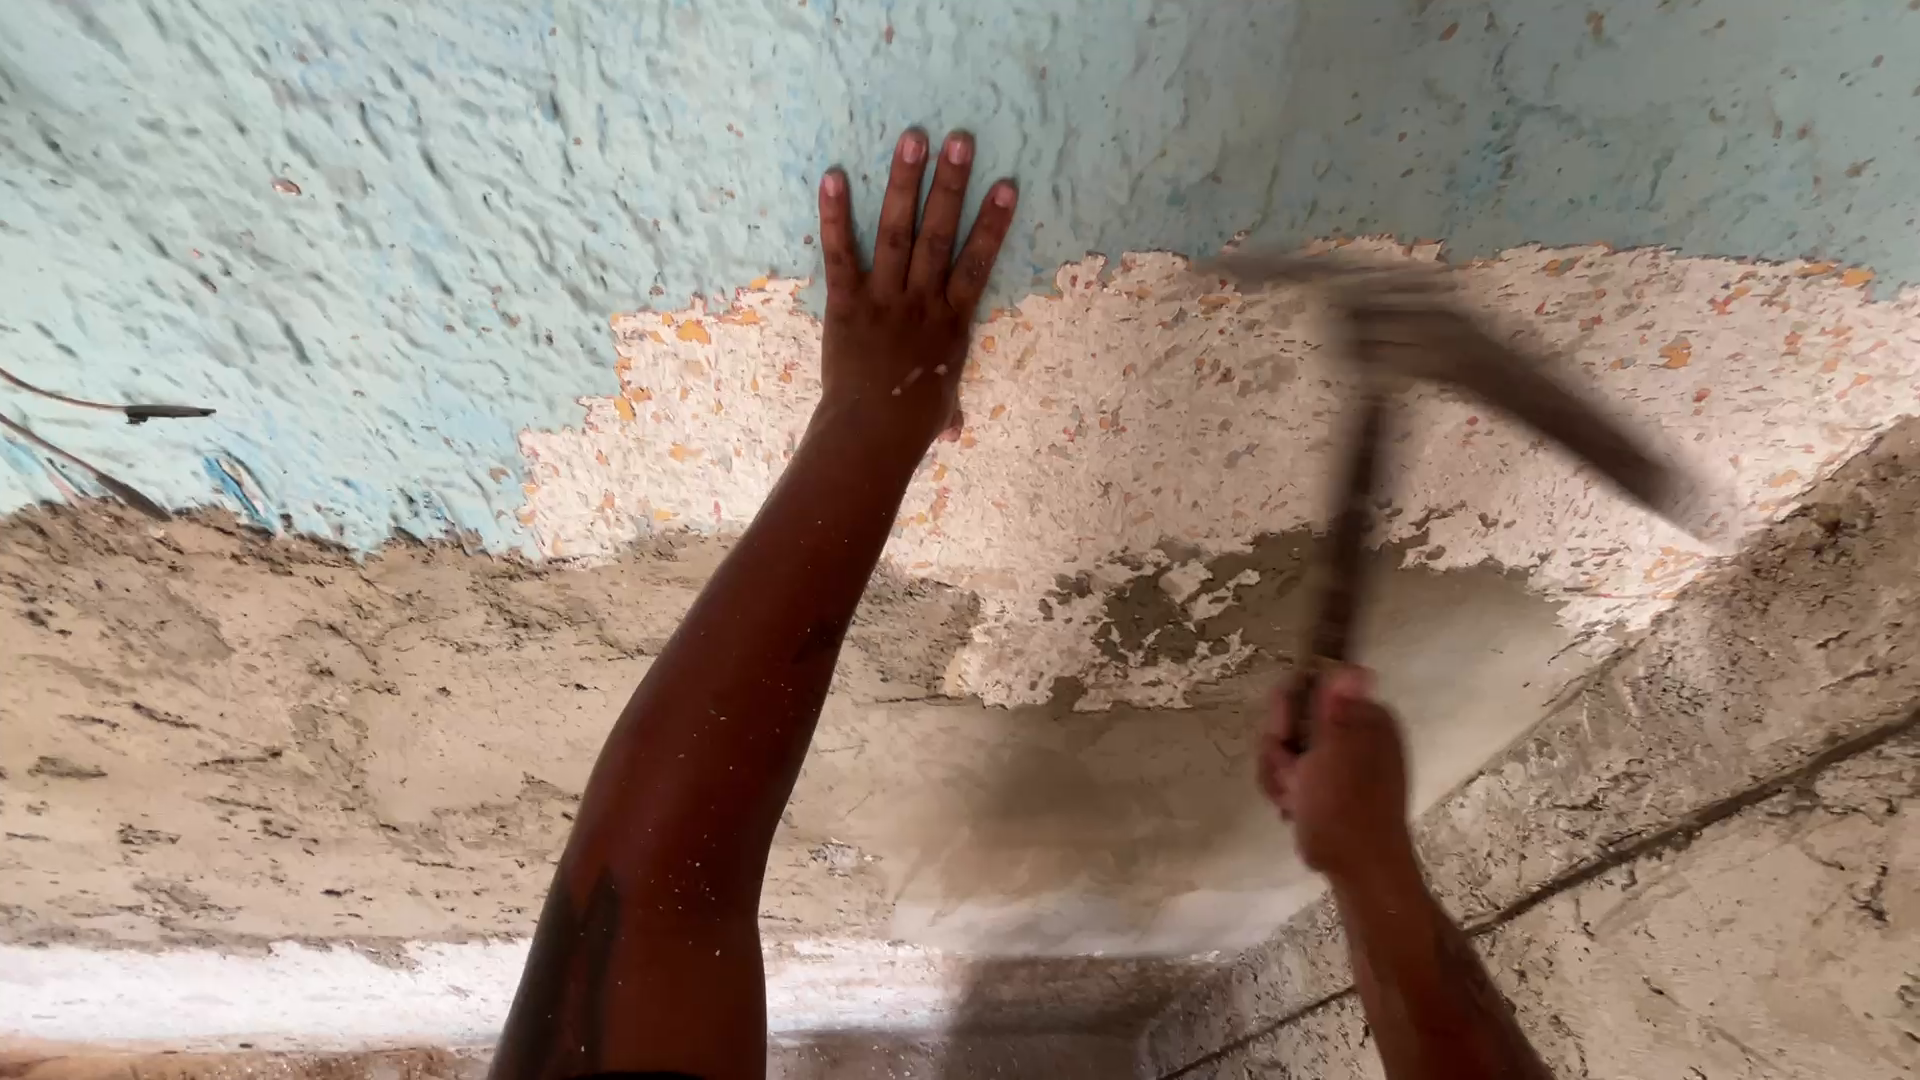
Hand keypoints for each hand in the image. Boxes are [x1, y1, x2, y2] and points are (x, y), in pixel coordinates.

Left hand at [813, 129, 1017, 454]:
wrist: (872, 433)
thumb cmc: (912, 425)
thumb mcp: (940, 411)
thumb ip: (947, 408)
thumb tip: (952, 430)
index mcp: (951, 324)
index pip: (976, 265)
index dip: (992, 224)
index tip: (1006, 185)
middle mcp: (922, 303)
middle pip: (939, 236)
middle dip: (950, 186)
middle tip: (959, 139)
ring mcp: (884, 300)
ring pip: (896, 234)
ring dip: (904, 185)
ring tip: (912, 140)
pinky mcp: (847, 304)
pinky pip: (841, 255)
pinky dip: (835, 216)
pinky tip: (833, 175)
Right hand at [1259, 666, 1415, 887]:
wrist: (1358, 872)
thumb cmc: (1345, 811)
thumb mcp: (1335, 755)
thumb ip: (1334, 711)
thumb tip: (1355, 667)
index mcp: (1364, 719)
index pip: (1307, 687)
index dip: (1285, 711)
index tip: (1282, 735)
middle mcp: (1353, 732)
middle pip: (1289, 718)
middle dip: (1277, 750)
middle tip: (1290, 775)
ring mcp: (1339, 759)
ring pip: (1282, 747)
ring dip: (1277, 774)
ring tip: (1292, 799)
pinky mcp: (1326, 783)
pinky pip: (1288, 770)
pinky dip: (1284, 789)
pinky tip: (1292, 809)